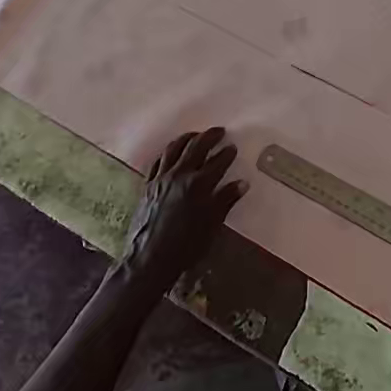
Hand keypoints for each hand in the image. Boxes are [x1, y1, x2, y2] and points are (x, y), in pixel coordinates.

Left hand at [121, 128, 247, 287]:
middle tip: (219, 131)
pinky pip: (158, 160)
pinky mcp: (148, 185)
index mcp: (198, 185)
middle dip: (209, 137)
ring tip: (195, 134)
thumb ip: (226, 201)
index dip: (226, 153)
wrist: (150, 259)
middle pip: (195, 147)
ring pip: (174, 149)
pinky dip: (168, 152)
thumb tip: (242, 183)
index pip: (217, 162)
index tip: (233, 147)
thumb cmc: (186, 246)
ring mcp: (161, 178)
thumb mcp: (212, 225)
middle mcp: (179, 175)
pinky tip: (172, 151)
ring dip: (187, 138)